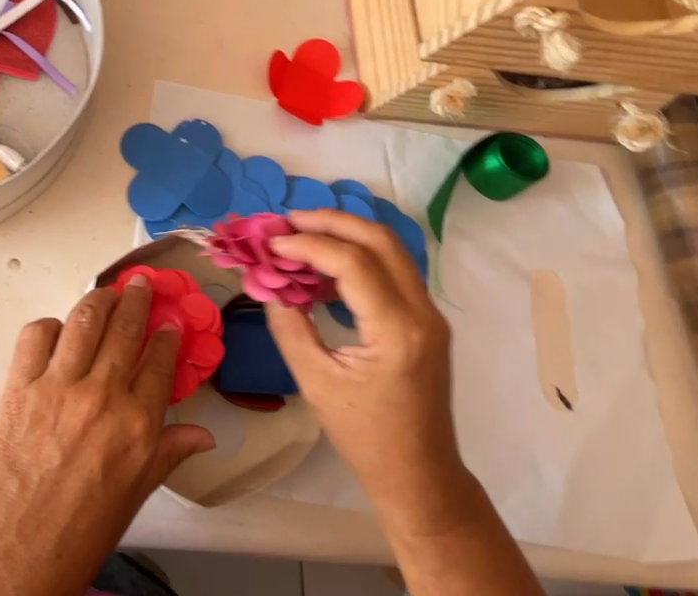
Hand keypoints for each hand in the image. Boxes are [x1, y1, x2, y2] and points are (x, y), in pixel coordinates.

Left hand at [0, 274, 215, 595]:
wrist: (14, 547)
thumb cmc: (79, 530)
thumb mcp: (136, 493)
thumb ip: (168, 452)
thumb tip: (203, 435)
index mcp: (138, 424)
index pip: (161, 361)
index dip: (168, 336)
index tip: (171, 323)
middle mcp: (103, 396)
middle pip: (126, 328)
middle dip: (137, 300)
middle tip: (141, 287)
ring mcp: (59, 386)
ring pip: (85, 320)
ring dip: (100, 299)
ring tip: (108, 292)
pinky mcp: (21, 385)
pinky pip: (37, 336)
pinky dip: (50, 325)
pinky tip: (59, 331)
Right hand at [264, 209, 473, 537]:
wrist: (420, 476)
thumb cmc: (365, 437)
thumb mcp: (315, 382)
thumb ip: (289, 325)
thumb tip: (267, 284)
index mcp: (397, 331)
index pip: (352, 262)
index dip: (308, 245)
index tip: (272, 244)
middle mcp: (422, 313)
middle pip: (380, 240)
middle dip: (332, 221)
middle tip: (289, 221)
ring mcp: (430, 314)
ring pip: (391, 250)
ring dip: (346, 235)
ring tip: (302, 236)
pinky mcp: (426, 320)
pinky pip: (393, 271)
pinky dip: (359, 257)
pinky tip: (324, 269)